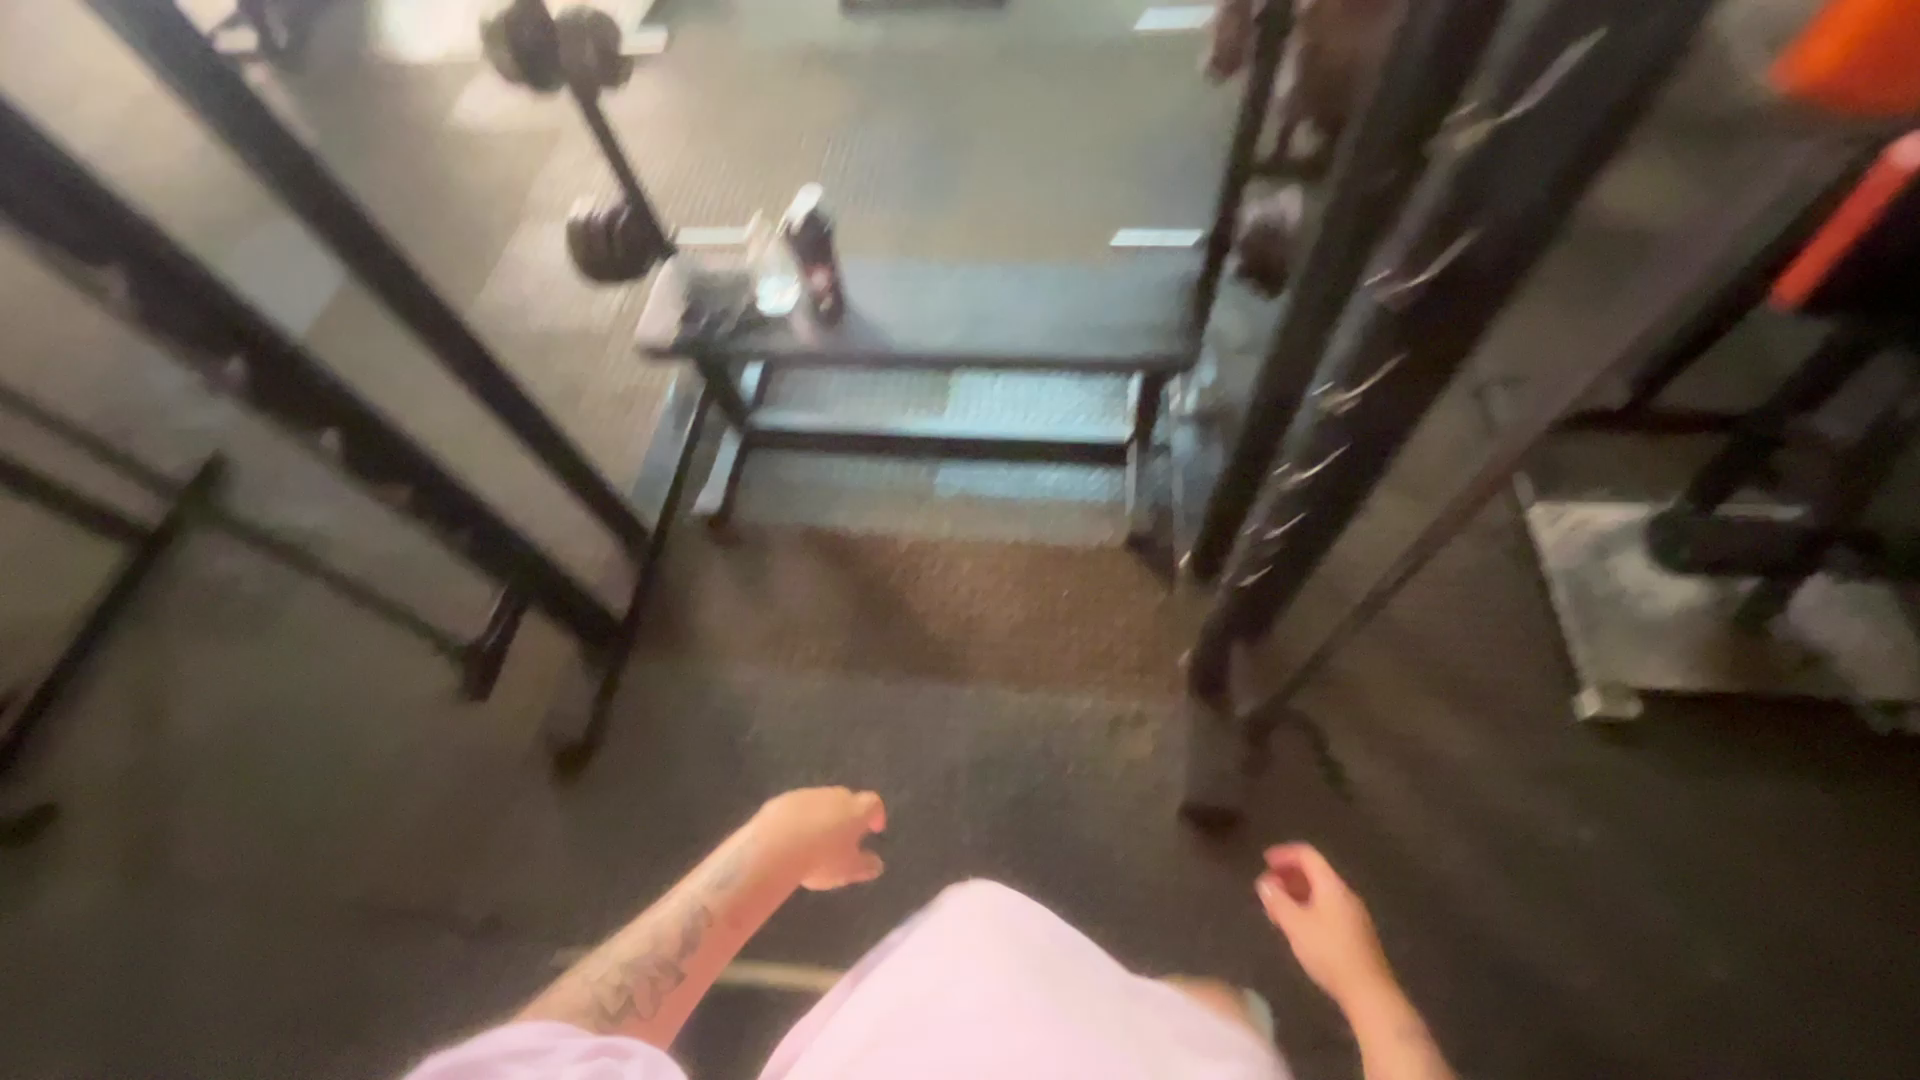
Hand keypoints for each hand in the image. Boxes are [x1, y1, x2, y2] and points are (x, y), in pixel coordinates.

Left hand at [755, 787, 885, 890]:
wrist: (774, 847)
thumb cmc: (821, 859)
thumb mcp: (848, 870)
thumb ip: (865, 866)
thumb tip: (877, 864)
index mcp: (856, 810)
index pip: (873, 803)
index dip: (876, 815)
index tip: (875, 829)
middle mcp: (834, 796)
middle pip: (847, 799)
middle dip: (848, 815)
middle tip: (845, 835)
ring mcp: (807, 795)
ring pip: (821, 802)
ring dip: (823, 815)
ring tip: (816, 839)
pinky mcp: (782, 800)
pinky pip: (797, 807)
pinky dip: (799, 818)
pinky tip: (792, 837)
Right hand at [1256, 843, 1396, 1007]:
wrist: (1369, 992)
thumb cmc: (1328, 952)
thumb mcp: (1295, 924)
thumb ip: (1277, 900)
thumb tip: (1265, 883)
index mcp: (1332, 886)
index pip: (1307, 855)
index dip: (1284, 853)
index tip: (1264, 861)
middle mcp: (1345, 894)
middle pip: (1314, 872)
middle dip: (1288, 875)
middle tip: (1267, 887)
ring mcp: (1353, 914)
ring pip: (1320, 892)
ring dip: (1296, 893)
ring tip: (1276, 908)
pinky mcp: (1355, 933)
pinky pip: (1327, 908)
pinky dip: (1307, 907)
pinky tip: (1296, 926)